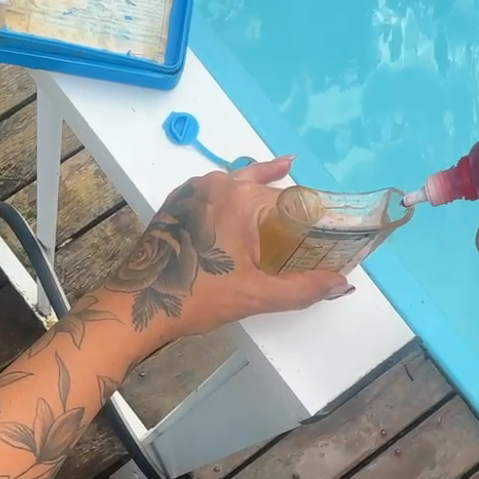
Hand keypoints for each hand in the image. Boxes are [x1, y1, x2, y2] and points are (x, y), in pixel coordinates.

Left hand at [100, 157, 350, 341]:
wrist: (137, 305)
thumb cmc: (195, 299)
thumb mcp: (255, 296)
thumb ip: (302, 288)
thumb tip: (341, 283)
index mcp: (243, 199)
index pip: (293, 203)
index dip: (314, 221)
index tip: (329, 234)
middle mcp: (219, 184)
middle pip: (266, 188)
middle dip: (288, 205)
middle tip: (308, 223)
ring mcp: (193, 191)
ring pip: (238, 183)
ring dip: (261, 187)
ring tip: (286, 174)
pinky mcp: (176, 203)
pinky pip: (215, 190)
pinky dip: (233, 193)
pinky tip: (241, 196)